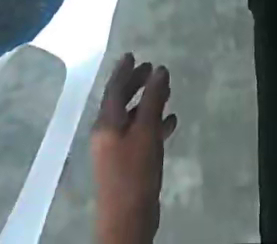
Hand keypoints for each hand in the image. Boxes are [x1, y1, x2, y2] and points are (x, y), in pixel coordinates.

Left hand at [92, 53, 176, 243]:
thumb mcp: (146, 131)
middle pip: (120, 101)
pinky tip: (171, 121)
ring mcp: (116, 150)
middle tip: (149, 67)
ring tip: (165, 90)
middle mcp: (107, 134)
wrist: (127, 221)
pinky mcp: (127, 165)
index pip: (113, 89)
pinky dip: (153, 124)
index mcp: (106, 123)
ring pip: (132, 117)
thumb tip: (160, 70)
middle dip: (135, 83)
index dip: (123, 70)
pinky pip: (140, 135)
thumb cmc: (134, 172)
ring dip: (147, 102)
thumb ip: (152, 99)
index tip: (131, 54)